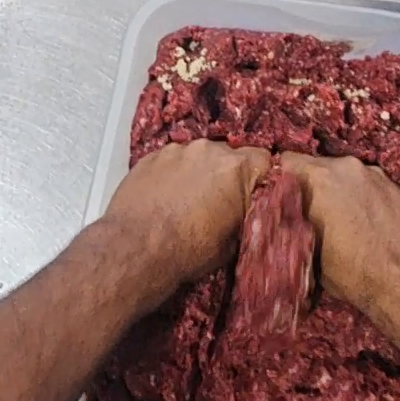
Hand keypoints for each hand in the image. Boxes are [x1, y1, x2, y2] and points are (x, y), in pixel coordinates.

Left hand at [102, 139, 270, 287]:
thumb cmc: (188, 251)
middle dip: (227, 174)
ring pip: (199, 156)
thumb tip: (247, 213)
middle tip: (219, 200)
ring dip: (199, 171)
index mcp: (236, 168)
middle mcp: (209, 149)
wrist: (135, 250)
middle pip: (229, 155)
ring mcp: (178, 149)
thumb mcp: (231, 243)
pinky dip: (173, 173)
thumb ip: (244, 216)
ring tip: (186, 199)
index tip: (255, 193)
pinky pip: (172, 160)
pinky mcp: (152, 155)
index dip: (261, 177)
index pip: (265, 159)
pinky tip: (164, 196)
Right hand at [278, 152, 399, 315]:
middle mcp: (346, 167)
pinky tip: (373, 225)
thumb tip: (284, 218)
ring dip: (343, 191)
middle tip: (316, 214)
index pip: (286, 161)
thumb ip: (295, 224)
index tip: (282, 196)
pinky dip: (369, 199)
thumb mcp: (308, 252)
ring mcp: (375, 174)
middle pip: (319, 166)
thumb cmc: (351, 272)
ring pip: (348, 175)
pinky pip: (374, 186)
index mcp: (318, 178)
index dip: (281, 178)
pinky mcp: (398, 186)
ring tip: (348, 221)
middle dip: (314, 186)